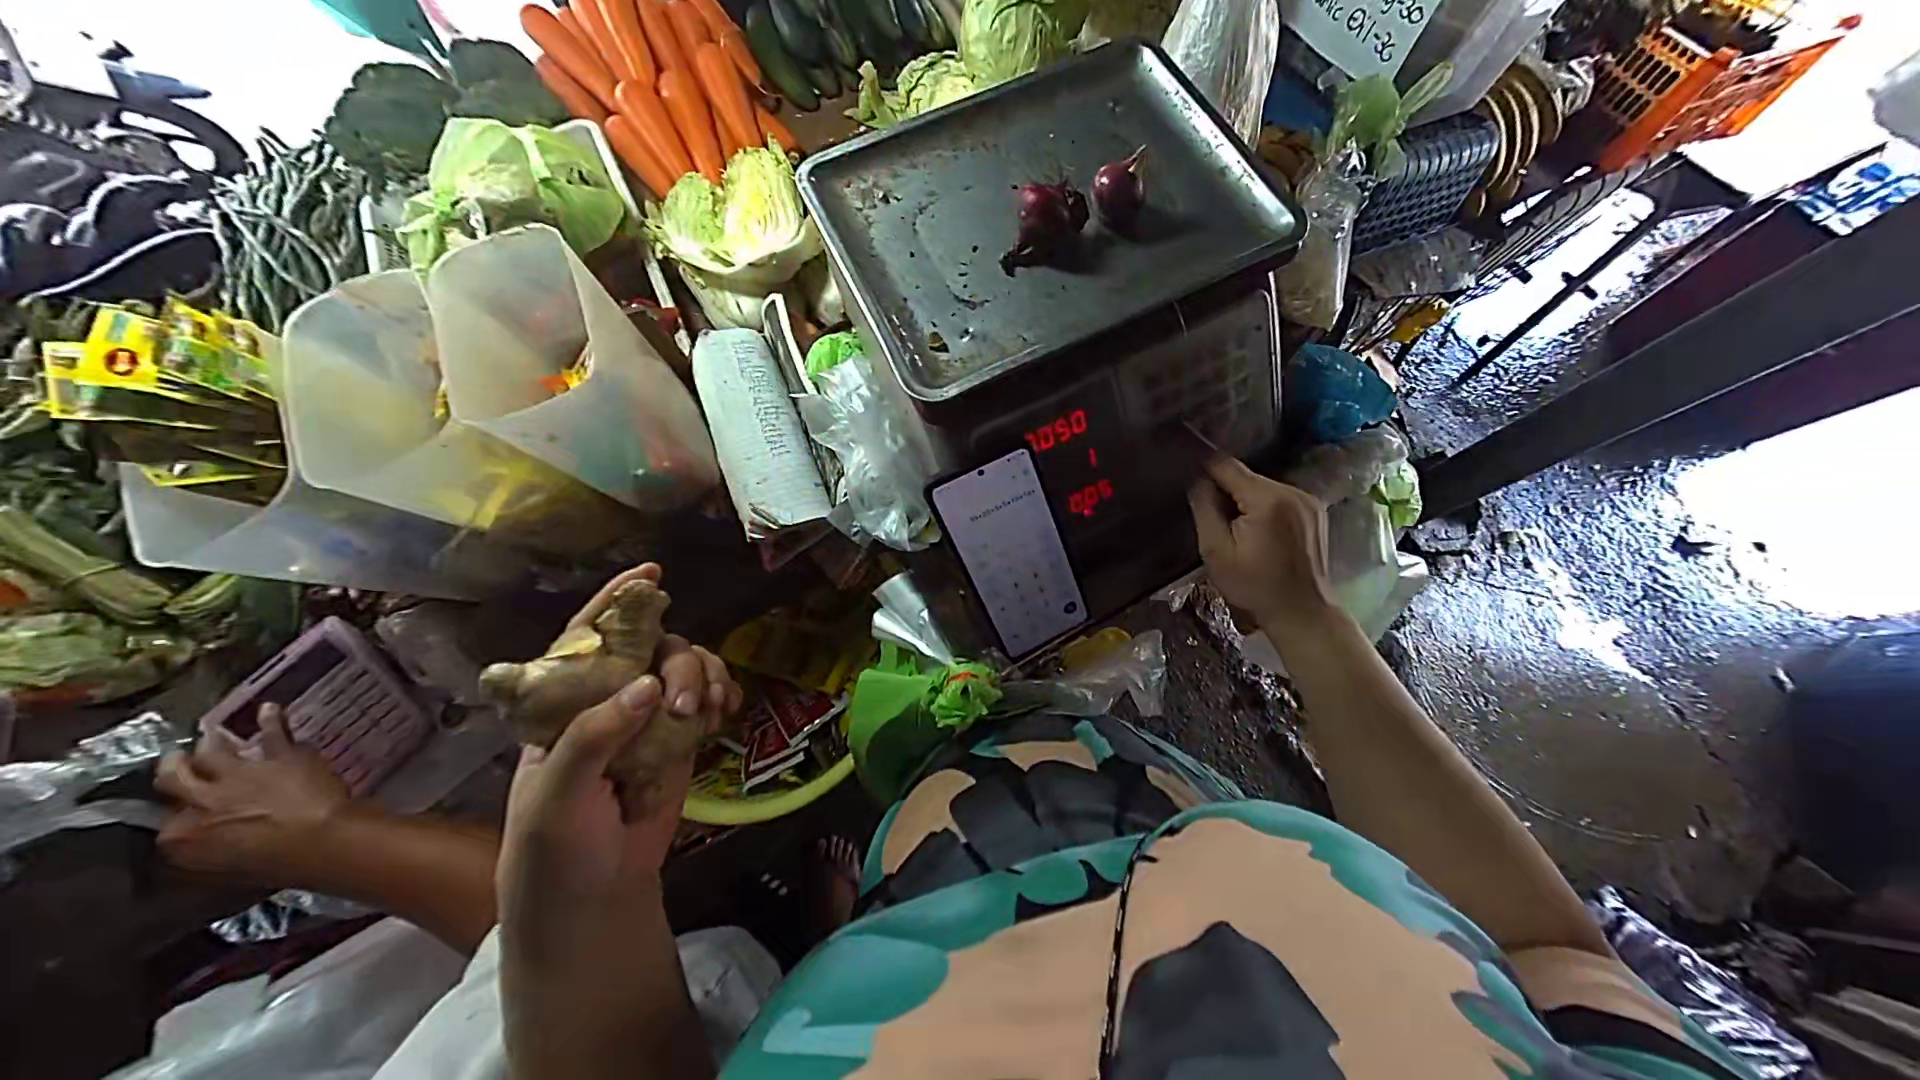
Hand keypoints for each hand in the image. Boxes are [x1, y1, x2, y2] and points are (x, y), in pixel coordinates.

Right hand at [156, 704, 350, 883]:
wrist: (321, 837)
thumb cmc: (276, 864)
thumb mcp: (220, 872)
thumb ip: (198, 856)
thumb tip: (187, 847)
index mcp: (182, 836)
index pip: (164, 820)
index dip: (176, 811)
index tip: (182, 806)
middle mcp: (203, 799)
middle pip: (173, 777)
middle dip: (172, 767)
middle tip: (175, 760)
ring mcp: (242, 772)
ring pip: (214, 751)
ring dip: (211, 743)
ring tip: (209, 735)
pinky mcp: (280, 755)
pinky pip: (273, 732)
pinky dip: (271, 718)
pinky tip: (270, 707)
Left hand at [497, 568, 738, 1079]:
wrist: (594, 900)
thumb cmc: (552, 852)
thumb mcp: (554, 798)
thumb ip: (592, 739)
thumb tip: (647, 686)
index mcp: (562, 706)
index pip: (585, 639)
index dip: (616, 602)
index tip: (651, 575)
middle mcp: (607, 702)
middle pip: (652, 650)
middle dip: (679, 661)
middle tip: (687, 703)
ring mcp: (648, 720)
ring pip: (686, 669)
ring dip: (706, 676)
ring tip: (712, 709)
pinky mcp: (680, 741)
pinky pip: (707, 700)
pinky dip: (722, 695)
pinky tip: (726, 710)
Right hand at [1189, 455, 1339, 632]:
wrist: (1302, 612)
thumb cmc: (1255, 586)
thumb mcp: (1216, 552)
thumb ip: (1204, 509)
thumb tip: (1198, 480)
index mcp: (1267, 499)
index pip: (1227, 466)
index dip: (1202, 465)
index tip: (1183, 465)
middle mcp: (1292, 491)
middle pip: (1245, 476)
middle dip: (1224, 490)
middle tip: (1209, 514)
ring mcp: (1308, 500)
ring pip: (1261, 487)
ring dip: (1243, 499)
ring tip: (1233, 527)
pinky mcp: (1315, 511)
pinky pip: (1278, 497)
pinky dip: (1262, 506)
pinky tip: (1256, 531)